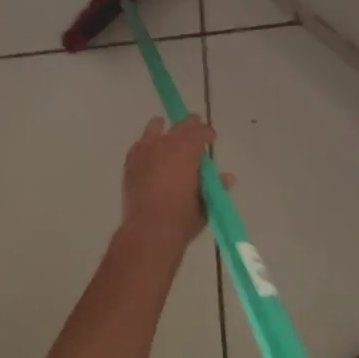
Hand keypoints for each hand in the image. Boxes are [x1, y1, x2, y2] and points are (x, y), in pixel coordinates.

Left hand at [121, 116, 232, 245]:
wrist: (148, 232)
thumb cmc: (181, 219)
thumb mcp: (205, 205)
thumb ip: (215, 187)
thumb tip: (228, 177)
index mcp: (188, 150)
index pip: (201, 131)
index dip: (208, 133)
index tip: (211, 139)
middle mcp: (166, 143)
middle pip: (181, 124)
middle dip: (191, 126)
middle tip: (196, 136)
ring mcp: (145, 150)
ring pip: (156, 127)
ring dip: (165, 130)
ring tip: (169, 140)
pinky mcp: (130, 162)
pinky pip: (140, 145)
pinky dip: (148, 146)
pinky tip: (151, 156)